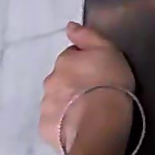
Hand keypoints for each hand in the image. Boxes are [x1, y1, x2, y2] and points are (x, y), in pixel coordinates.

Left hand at [39, 22, 135, 154]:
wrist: (101, 123)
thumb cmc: (109, 82)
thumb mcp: (107, 50)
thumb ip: (87, 36)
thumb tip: (69, 26)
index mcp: (64, 61)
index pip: (70, 57)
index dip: (83, 63)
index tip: (96, 72)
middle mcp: (50, 81)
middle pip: (60, 79)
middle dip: (72, 84)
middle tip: (92, 94)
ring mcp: (46, 106)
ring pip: (56, 101)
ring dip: (67, 103)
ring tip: (86, 114)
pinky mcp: (46, 128)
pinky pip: (54, 123)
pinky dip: (63, 124)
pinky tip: (77, 128)